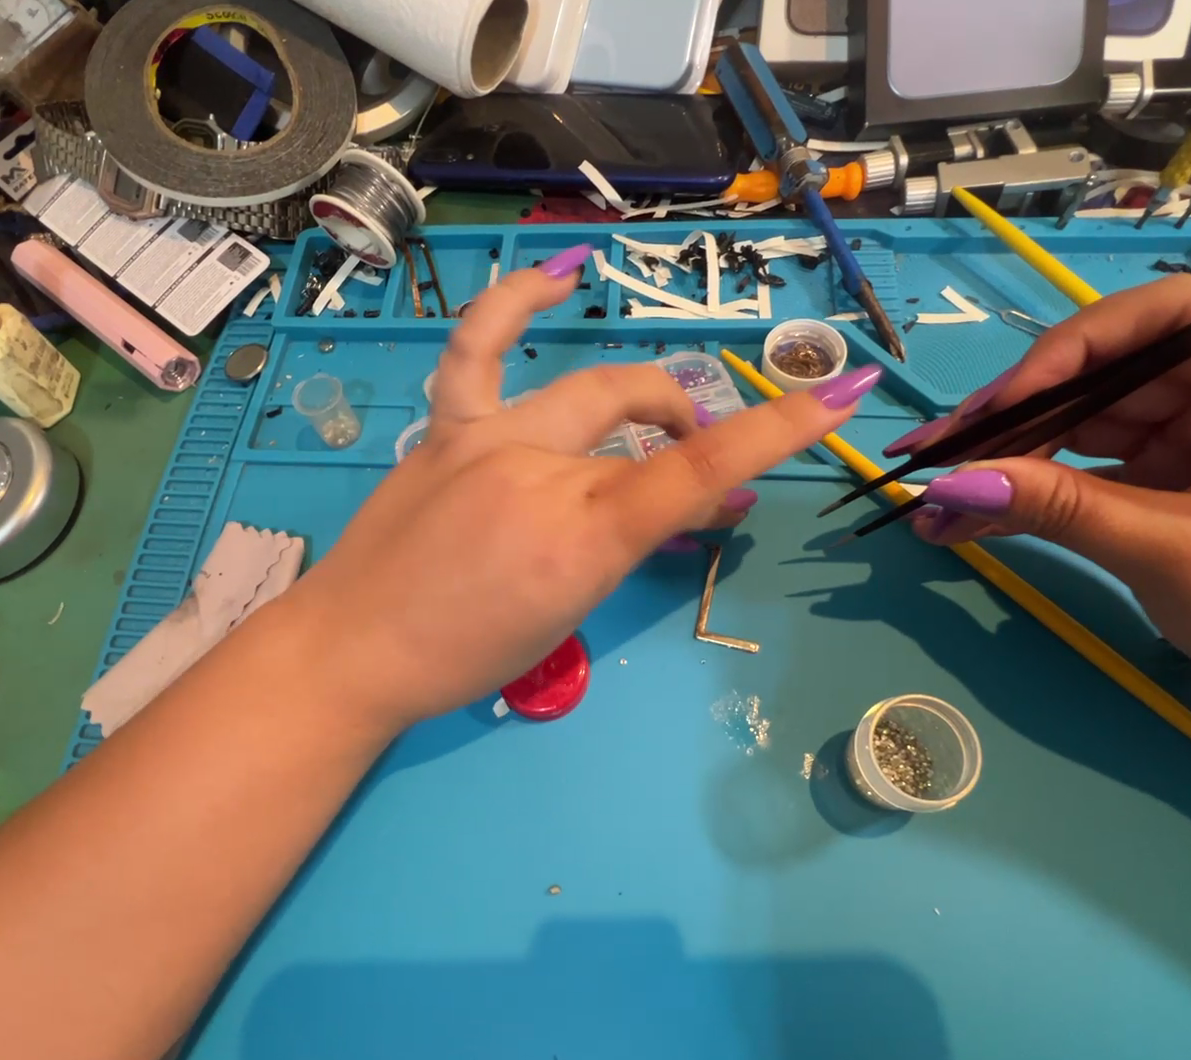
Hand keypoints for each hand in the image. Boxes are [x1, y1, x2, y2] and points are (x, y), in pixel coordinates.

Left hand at [264, 246, 883, 729]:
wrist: (354, 650)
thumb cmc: (463, 656)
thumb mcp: (569, 615)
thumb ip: (629, 546)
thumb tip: (691, 503)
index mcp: (579, 540)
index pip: (695, 473)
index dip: (775, 431)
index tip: (836, 396)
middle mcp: (540, 473)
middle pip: (648, 423)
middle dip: (698, 435)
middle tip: (709, 470)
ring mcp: (488, 439)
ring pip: (591, 391)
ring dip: (644, 398)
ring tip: (663, 415)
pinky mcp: (446, 427)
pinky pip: (481, 349)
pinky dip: (518, 303)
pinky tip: (559, 271)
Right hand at [889, 274, 1190, 735]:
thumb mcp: (1178, 559)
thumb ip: (1062, 508)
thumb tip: (948, 483)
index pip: (1177, 315)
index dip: (1080, 344)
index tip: (1004, 402)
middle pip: (1114, 375)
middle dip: (1019, 418)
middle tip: (935, 456)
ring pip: (1089, 429)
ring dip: (1011, 463)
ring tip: (936, 499)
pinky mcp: (1177, 488)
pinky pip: (1091, 476)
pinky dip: (1034, 497)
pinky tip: (970, 518)